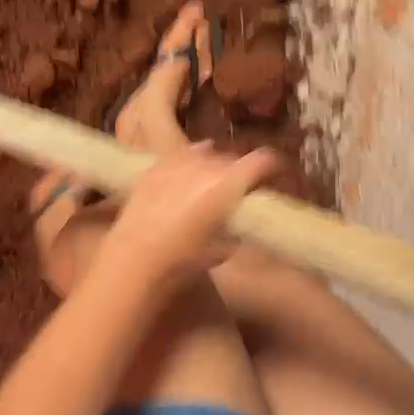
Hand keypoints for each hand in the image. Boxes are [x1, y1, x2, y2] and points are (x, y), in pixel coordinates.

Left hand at [93, 143, 277, 290]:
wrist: (135, 258)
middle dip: (241, 171)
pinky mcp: (153, 169)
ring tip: (213, 182)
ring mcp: (176, 163)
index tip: (278, 175)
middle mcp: (205, 165)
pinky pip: (178, 156)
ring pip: (205, 154)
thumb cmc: (184, 260)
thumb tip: (239, 224)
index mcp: (229, 182)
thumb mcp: (223, 250)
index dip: (275, 166)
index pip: (264, 160)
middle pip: (232, 158)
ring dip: (214, 165)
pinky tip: (189, 167)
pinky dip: (189, 160)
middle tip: (242, 190)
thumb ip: (237, 229)